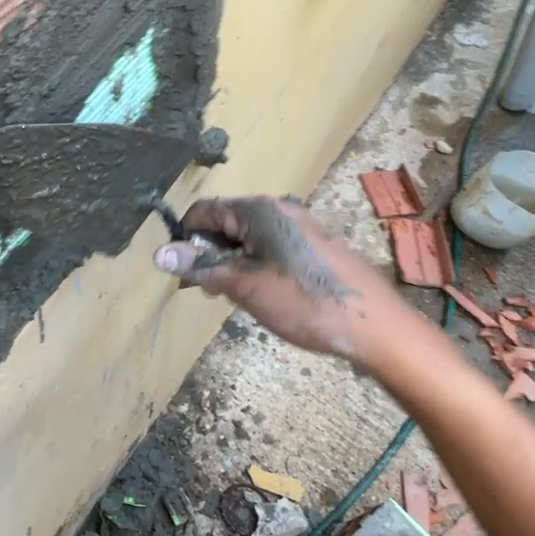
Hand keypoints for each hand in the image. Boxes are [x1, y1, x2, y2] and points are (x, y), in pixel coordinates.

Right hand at [153, 196, 413, 367]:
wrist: (375, 326)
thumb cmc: (304, 300)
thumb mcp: (243, 284)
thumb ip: (200, 266)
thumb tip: (159, 254)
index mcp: (258, 209)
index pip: (203, 210)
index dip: (185, 239)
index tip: (182, 273)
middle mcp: (278, 209)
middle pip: (225, 222)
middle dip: (209, 253)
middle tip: (209, 290)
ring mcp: (299, 227)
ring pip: (247, 239)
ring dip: (232, 264)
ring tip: (236, 296)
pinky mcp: (313, 248)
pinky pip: (269, 249)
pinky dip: (255, 267)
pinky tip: (263, 295)